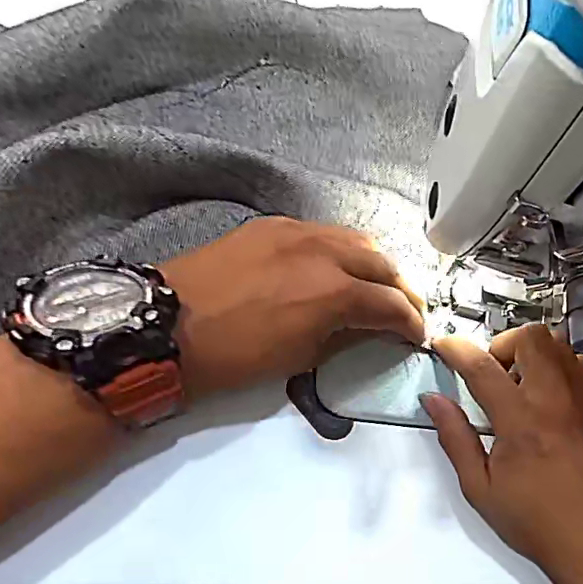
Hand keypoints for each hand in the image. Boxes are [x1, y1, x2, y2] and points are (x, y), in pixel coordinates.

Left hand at [159, 217, 424, 398]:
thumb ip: (346, 338)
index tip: (415, 335)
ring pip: (355, 238)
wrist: (167, 326)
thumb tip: (371, 331)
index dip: (410, 323)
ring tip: (375, 285)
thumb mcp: (300, 357)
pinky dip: (340, 249)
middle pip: (383, 263)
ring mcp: (296, 231)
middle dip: (402, 289)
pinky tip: (335, 266)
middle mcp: (323, 252)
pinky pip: (321, 231)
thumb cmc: (232, 355)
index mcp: (333, 292)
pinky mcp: (271, 225)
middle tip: (405, 310)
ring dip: (374, 263)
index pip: (391, 304)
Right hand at [422, 324, 582, 583]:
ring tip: (516, 381)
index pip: (482, 367)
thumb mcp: (479, 487)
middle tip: (488, 369)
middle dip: (499, 344)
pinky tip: (543, 390)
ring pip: (557, 343)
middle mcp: (554, 402)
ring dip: (529, 351)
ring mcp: (580, 401)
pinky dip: (557, 363)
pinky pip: (579, 362)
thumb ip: (454, 437)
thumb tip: (434, 401)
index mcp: (520, 422)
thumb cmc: (534, 520)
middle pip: (528, 338)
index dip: (456, 349)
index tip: (443, 344)